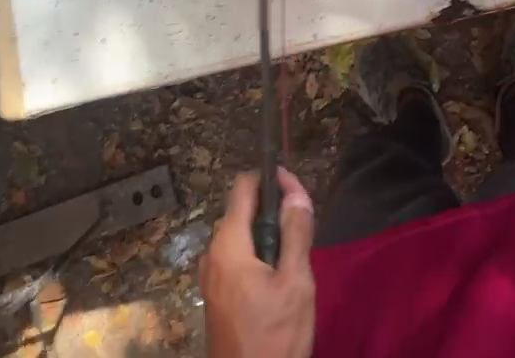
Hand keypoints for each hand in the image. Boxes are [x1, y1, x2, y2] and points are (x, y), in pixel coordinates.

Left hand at [202, 169, 315, 357]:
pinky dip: (258, 255)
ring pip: (241, 236)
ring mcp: (211, 277)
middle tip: (303, 224)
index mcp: (228, 245)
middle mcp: (212, 254)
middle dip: (273, 210)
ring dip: (267, 234)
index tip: (296, 188)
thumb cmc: (274, 335)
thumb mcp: (295, 282)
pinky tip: (279, 276)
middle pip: (243, 211)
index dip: (271, 179)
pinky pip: (237, 258)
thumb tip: (295, 192)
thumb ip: (296, 233)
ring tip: (295, 252)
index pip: (244, 187)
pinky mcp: (216, 295)